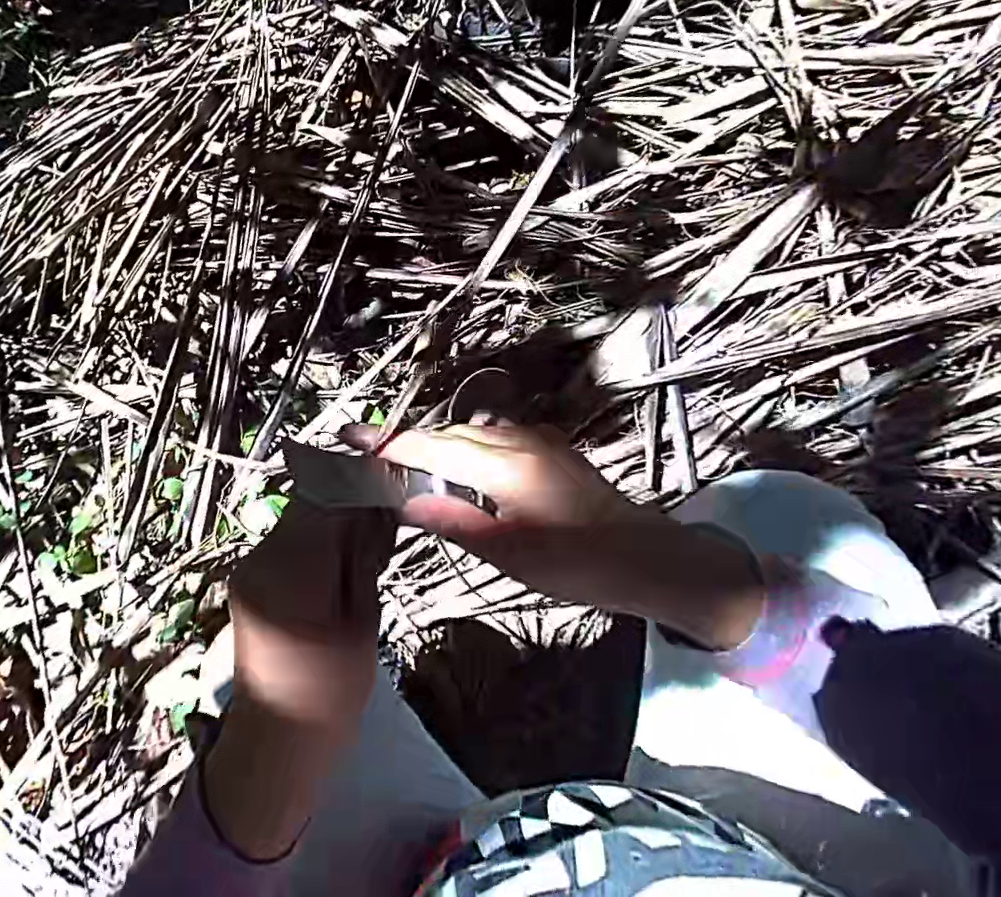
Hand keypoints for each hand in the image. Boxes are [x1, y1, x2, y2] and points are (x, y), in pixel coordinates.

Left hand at [224, 495, 393, 734]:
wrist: (278, 737)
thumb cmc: (331, 692)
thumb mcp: (363, 622)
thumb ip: (364, 557)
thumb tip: (376, 508)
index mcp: (291, 570)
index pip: (324, 499)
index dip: (359, 488)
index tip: (388, 493)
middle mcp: (259, 559)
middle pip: (307, 505)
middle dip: (346, 507)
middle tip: (380, 529)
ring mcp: (247, 567)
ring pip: (296, 520)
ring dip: (329, 526)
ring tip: (359, 554)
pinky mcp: (245, 577)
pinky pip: (284, 542)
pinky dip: (311, 545)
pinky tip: (333, 569)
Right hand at [339, 422, 763, 647]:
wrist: (649, 558)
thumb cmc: (578, 564)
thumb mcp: (510, 553)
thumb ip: (454, 521)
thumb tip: (404, 502)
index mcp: (504, 466)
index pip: (432, 446)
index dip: (389, 442)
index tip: (352, 437)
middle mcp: (517, 442)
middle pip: (447, 434)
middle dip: (409, 444)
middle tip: (375, 463)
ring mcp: (535, 441)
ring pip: (470, 434)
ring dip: (438, 447)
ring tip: (412, 471)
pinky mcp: (548, 449)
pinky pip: (492, 439)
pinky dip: (465, 450)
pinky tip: (461, 473)